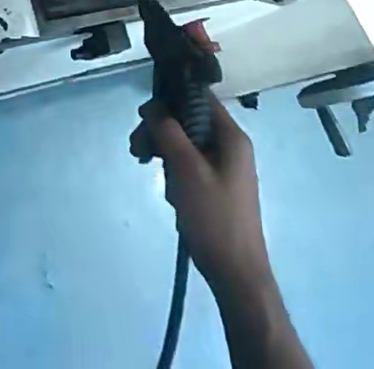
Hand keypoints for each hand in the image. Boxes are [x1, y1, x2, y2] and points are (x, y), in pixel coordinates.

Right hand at [132, 96, 273, 290]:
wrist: (237, 275)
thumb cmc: (213, 217)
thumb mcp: (186, 169)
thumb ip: (169, 132)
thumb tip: (153, 106)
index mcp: (231, 136)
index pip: (200, 98)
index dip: (171, 98)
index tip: (144, 113)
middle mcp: (230, 146)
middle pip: (189, 122)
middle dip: (160, 130)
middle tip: (136, 147)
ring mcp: (225, 167)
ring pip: (187, 144)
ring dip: (164, 151)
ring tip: (145, 167)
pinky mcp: (217, 186)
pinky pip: (191, 165)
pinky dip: (174, 170)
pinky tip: (167, 190)